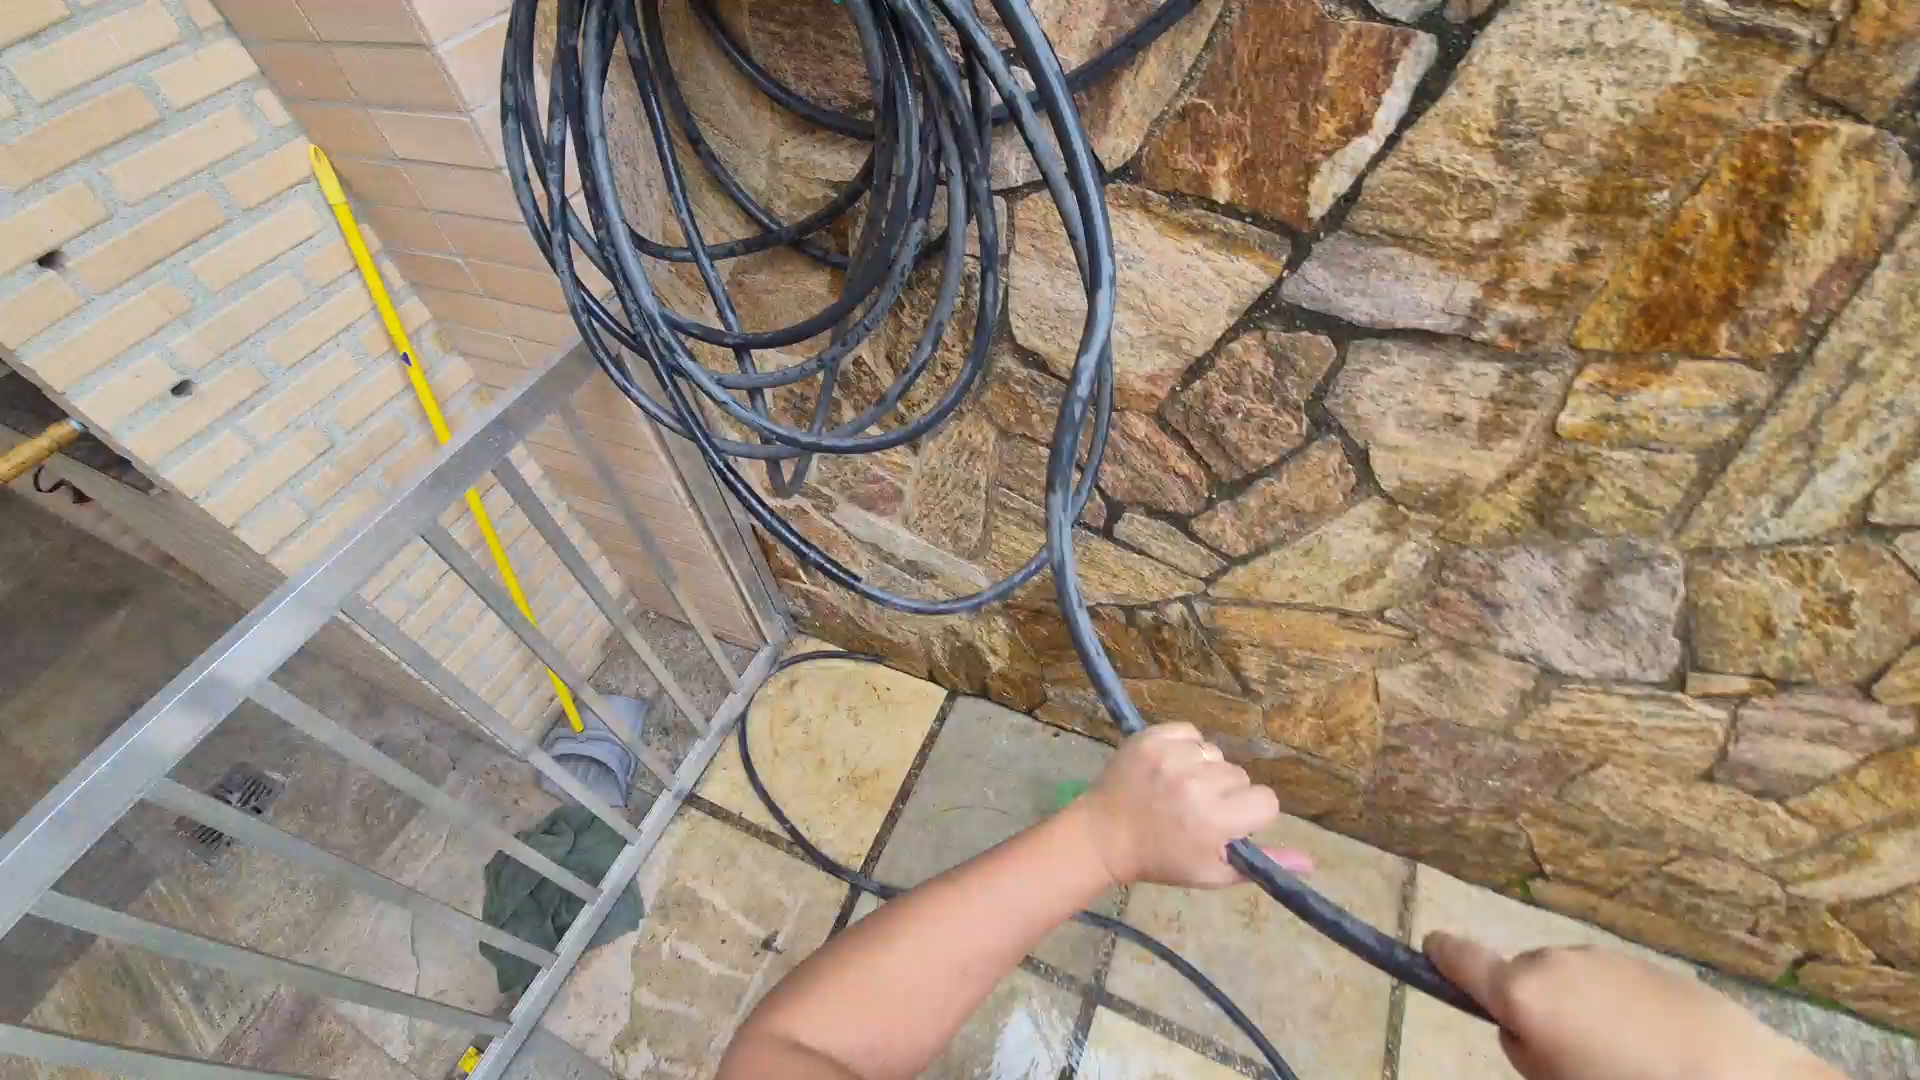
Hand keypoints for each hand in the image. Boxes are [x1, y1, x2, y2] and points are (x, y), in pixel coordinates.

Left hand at [1066, 723, 1311, 888]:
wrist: (1104, 834)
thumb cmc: (1161, 859)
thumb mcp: (1213, 872)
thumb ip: (1263, 865)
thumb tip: (1311, 861)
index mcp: (1215, 820)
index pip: (1265, 800)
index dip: (1250, 812)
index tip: (1229, 821)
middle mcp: (1196, 783)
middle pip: (1239, 775)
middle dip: (1226, 791)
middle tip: (1197, 808)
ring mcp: (1170, 756)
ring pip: (1215, 752)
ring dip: (1204, 768)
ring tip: (1180, 787)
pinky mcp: (1150, 737)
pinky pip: (1188, 731)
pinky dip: (1184, 745)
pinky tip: (1170, 766)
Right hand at [1425, 933, 1843, 1079]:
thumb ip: (1524, 1051)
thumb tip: (1523, 1029)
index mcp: (1520, 993)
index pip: (1457, 956)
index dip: (1440, 955)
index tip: (1431, 952)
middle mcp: (1548, 961)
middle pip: (1520, 979)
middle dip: (1536, 1009)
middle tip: (1574, 1058)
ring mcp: (1598, 958)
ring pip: (1568, 982)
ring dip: (1580, 1008)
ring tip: (1631, 1059)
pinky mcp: (1645, 963)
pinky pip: (1610, 984)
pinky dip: (1619, 1008)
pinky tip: (1661, 1049)